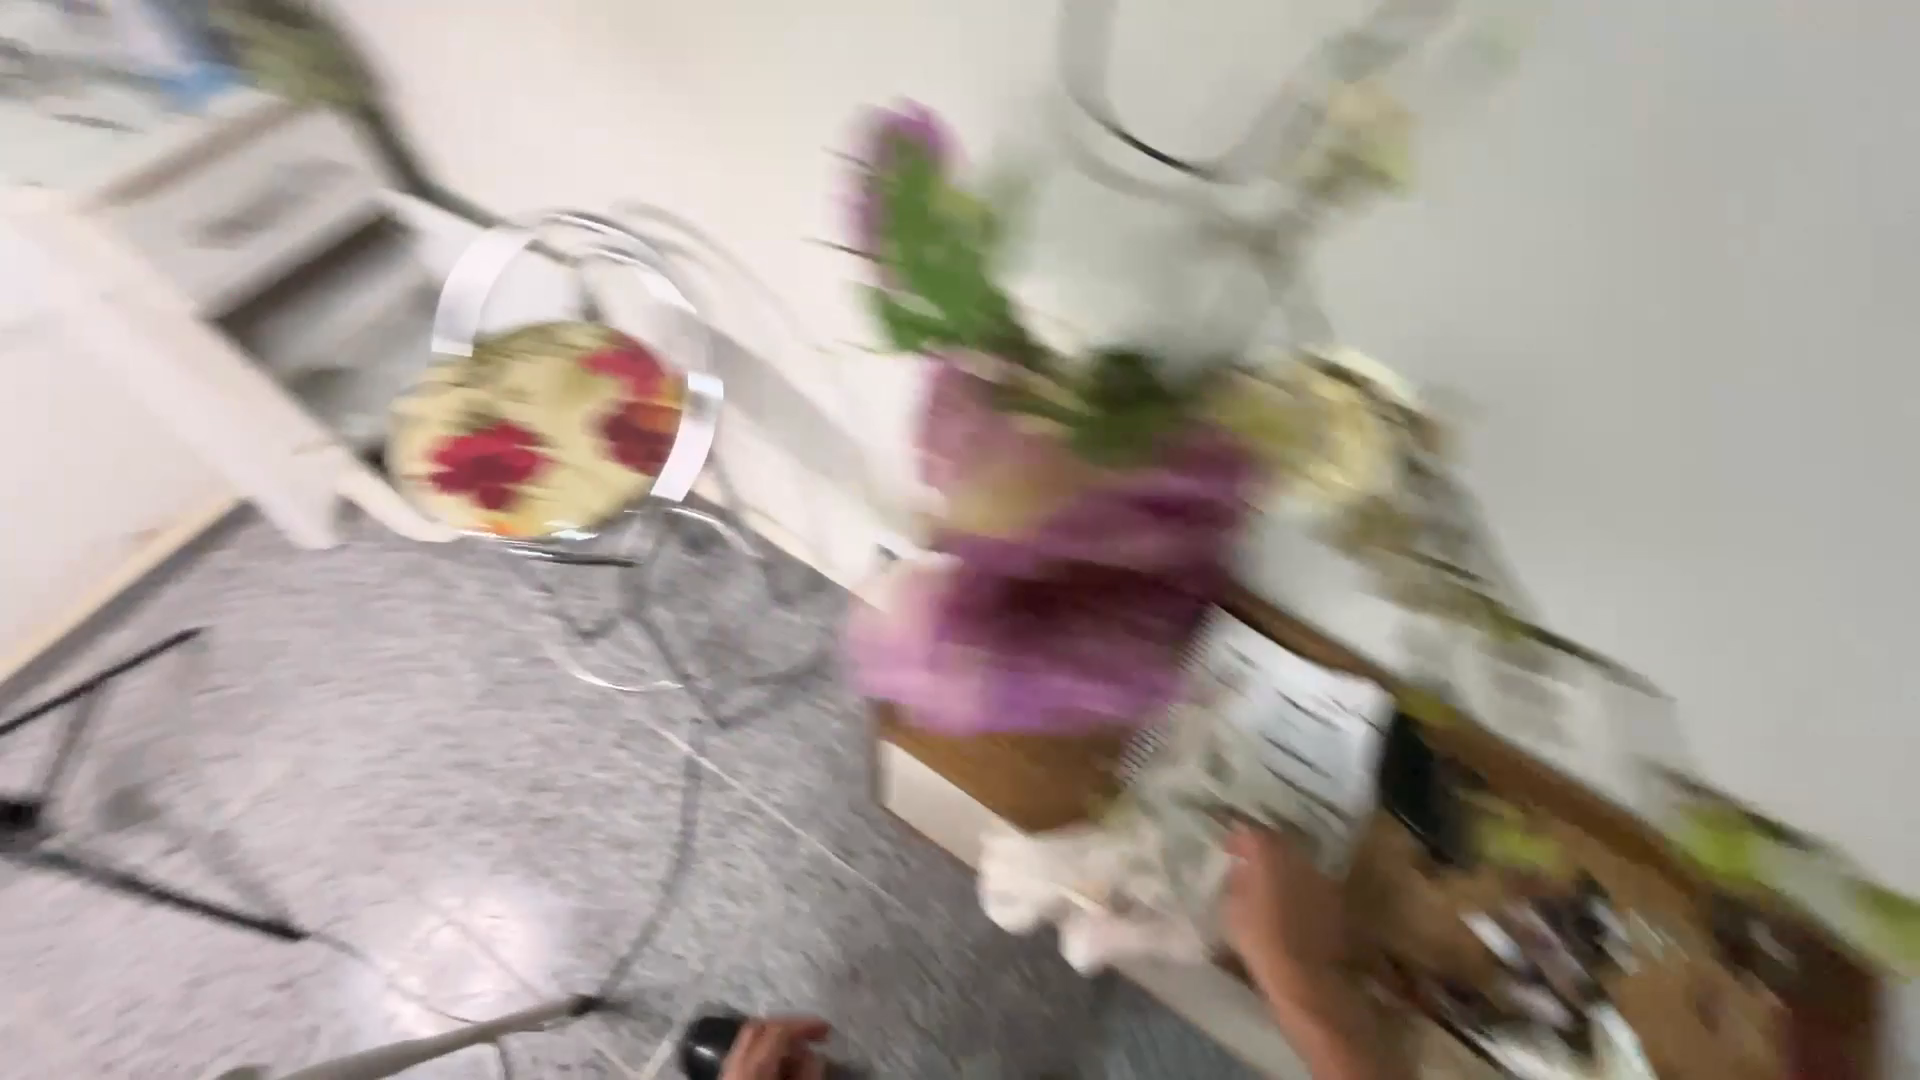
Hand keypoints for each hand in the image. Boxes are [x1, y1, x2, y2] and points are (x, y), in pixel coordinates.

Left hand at [720, 1016, 831, 1079]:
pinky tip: (782, 1065)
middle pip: (760, 1026)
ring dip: (777, 1039)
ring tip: (800, 1053)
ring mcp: (726, 1069)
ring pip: (751, 1039)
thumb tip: (815, 1053)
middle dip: (788, 1023)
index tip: (827, 1027)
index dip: (805, 1022)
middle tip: (812, 1033)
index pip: (778, 1027)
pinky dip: (765, 1053)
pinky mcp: (727, 1077)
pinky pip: (746, 1055)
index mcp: (752, 1062)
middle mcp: (735, 1059)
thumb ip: (807, 1070)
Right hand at [1223, 824, 1348, 1004]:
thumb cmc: (1260, 939)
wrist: (1306, 977)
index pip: (1252, 834)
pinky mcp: (1337, 904)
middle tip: (1249, 862)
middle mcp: (1299, 860)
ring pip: (1298, 865)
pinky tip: (1291, 905)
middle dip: (1263, 851)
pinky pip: (1312, 886)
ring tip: (1269, 885)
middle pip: (1279, 845)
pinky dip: (1300, 890)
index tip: (1228, 847)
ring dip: (1283, 870)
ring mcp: (1322, 880)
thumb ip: (1234, 882)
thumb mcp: (1231, 908)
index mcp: (1270, 855)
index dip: (1238, 838)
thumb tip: (1240, 871)